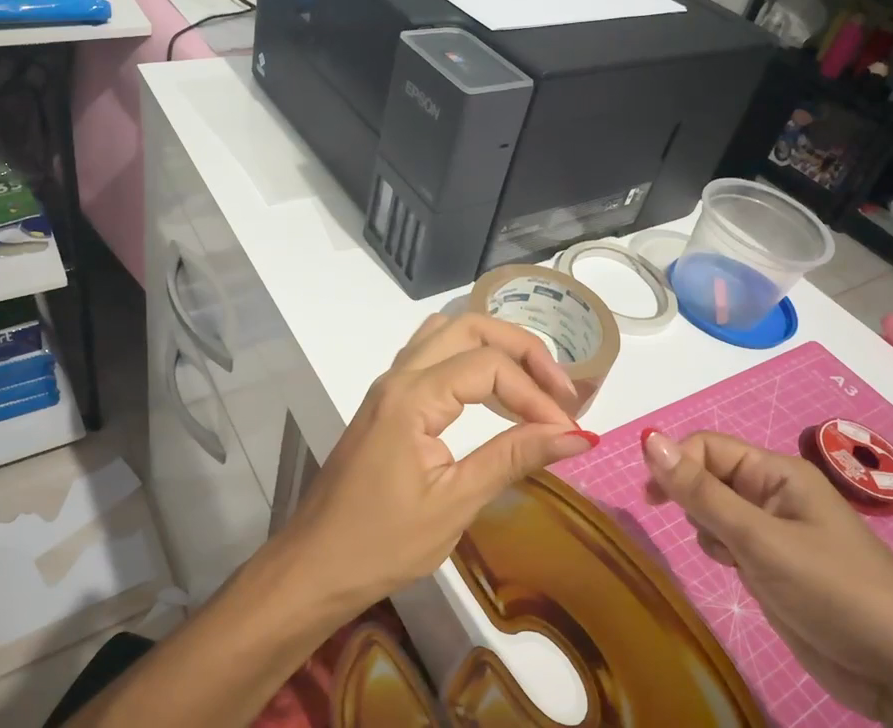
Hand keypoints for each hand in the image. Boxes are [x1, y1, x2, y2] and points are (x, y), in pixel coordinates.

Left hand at [279, 313, 598, 612]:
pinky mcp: (387, 402)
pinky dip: (469, 360)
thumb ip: (513, 457)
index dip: (536, 394)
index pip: (489, 366)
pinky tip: (491, 394)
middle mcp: (398, 376)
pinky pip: (432, 355)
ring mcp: (389, 386)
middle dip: (521, 350)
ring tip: (533, 386)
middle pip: (469, 328)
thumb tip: (576, 435)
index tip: (568, 432)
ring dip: (495, 348)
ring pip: (447, 333)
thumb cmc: (383, 543)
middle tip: (560, 391)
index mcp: (412, 397)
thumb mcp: (455, 503)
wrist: (316, 564)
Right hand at [644, 430, 892, 726]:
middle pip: (709, 476)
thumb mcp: (761, 540)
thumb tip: (649, 438)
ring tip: (730, 561)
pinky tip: (736, 575)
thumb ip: (702, 493)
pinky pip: (730, 543)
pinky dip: (722, 553)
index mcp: (779, 473)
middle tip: (706, 537)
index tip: (651, 499)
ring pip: (715, 512)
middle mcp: (775, 495)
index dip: (676, 463)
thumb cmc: (835, 592)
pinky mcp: (775, 568)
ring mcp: (776, 533)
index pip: (708, 446)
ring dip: (707, 530)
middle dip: (693, 501)